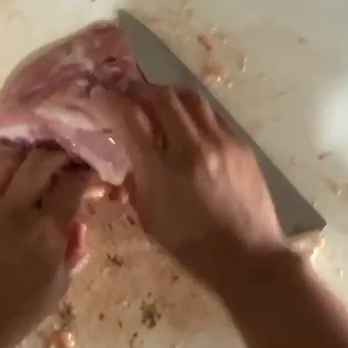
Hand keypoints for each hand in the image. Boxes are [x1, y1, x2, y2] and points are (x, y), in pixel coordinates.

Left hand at [0, 146, 94, 347]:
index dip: (86, 171)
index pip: (72, 183)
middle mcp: (16, 210)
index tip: (91, 171)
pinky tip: (13, 179)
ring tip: (38, 161)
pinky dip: (5, 171)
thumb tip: (76, 222)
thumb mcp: (59, 286)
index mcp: (46, 232)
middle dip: (60, 153)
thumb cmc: (18, 312)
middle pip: (41, 159)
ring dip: (28, 154)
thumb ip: (72, 248)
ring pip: (9, 157)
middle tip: (68, 158)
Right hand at [104, 85, 291, 290]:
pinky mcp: (241, 145)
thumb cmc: (192, 248)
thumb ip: (136, 182)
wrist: (249, 258)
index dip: (109, 101)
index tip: (97, 95)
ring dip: (166, 93)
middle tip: (123, 89)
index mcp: (163, 173)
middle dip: (136, 89)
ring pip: (189, 98)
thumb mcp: (149, 220)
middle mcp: (192, 149)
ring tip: (154, 98)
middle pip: (160, 97)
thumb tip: (130, 156)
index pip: (130, 119)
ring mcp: (221, 143)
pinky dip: (191, 111)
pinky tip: (185, 122)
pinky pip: (211, 115)